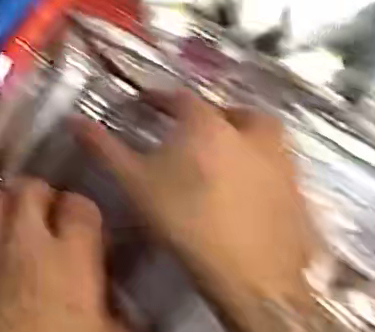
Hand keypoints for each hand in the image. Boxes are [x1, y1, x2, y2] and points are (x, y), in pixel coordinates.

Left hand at [0, 179, 121, 331]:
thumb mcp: (108, 330)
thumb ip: (116, 306)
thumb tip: (119, 296)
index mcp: (71, 255)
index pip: (79, 207)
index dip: (84, 209)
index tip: (89, 221)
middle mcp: (26, 233)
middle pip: (30, 187)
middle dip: (42, 193)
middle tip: (51, 210)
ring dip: (10, 199)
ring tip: (21, 214)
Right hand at [77, 91, 317, 331]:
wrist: (250, 278)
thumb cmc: (182, 214)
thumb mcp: (128, 176)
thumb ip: (100, 143)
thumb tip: (73, 119)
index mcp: (209, 129)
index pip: (185, 98)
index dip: (161, 96)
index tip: (142, 103)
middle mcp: (253, 145)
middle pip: (251, 116)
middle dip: (224, 114)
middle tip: (195, 123)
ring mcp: (285, 177)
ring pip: (273, 147)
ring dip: (245, 143)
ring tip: (213, 156)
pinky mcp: (301, 208)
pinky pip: (280, 177)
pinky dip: (258, 174)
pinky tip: (235, 190)